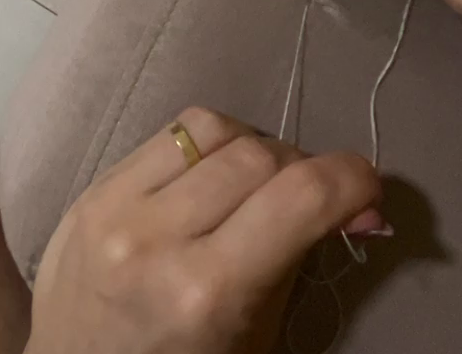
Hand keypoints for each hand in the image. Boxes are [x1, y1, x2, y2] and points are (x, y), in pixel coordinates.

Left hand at [26, 108, 381, 353]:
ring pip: (211, 128)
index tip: (367, 184)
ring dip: (252, 145)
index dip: (349, 180)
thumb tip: (358, 204)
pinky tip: (211, 172)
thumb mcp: (254, 336)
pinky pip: (168, 131)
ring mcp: (116, 204)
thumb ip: (298, 256)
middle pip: (257, 155)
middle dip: (299, 167)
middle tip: (309, 194)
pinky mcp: (94, 184)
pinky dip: (206, 143)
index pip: (296, 199)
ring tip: (258, 179)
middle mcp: (157, 237)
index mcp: (205, 293)